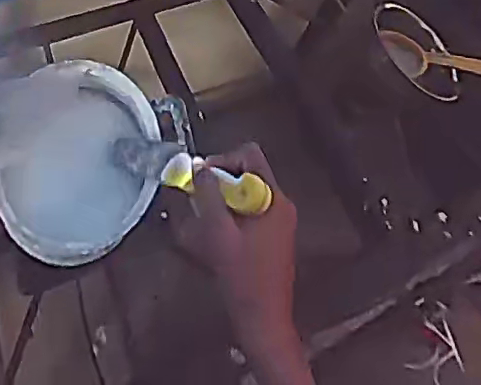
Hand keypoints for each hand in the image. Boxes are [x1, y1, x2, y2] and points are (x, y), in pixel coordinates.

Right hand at [172, 143, 298, 339]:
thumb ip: (208, 196)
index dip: (224, 159)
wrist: (265, 324)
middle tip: (200, 200)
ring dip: (224, 199)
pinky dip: (232, 214)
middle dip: (221, 181)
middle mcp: (281, 203)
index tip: (203, 179)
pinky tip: (219, 236)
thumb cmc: (243, 279)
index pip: (250, 155)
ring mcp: (281, 220)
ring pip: (247, 192)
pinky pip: (251, 210)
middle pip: (248, 171)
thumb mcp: (219, 233)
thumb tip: (199, 167)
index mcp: (274, 198)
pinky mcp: (275, 236)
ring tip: (207, 220)